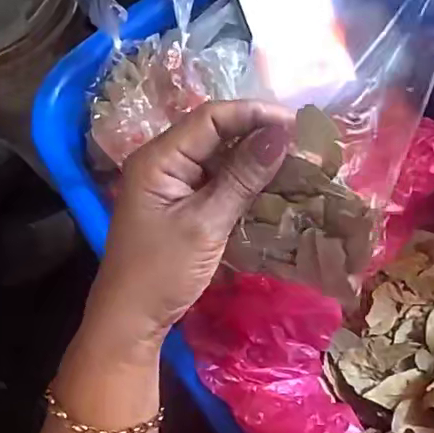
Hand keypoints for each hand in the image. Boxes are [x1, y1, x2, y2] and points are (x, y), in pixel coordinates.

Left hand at [81, 101, 295, 353]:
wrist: (131, 319)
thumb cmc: (162, 272)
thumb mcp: (205, 224)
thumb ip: (242, 178)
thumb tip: (281, 134)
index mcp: (158, 159)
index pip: (209, 118)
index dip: (254, 113)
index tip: (297, 122)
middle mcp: (161, 162)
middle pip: (214, 132)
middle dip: (257, 132)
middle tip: (302, 139)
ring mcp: (170, 183)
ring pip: (217, 155)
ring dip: (253, 156)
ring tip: (295, 157)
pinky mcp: (179, 203)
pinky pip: (214, 179)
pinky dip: (242, 179)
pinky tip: (271, 182)